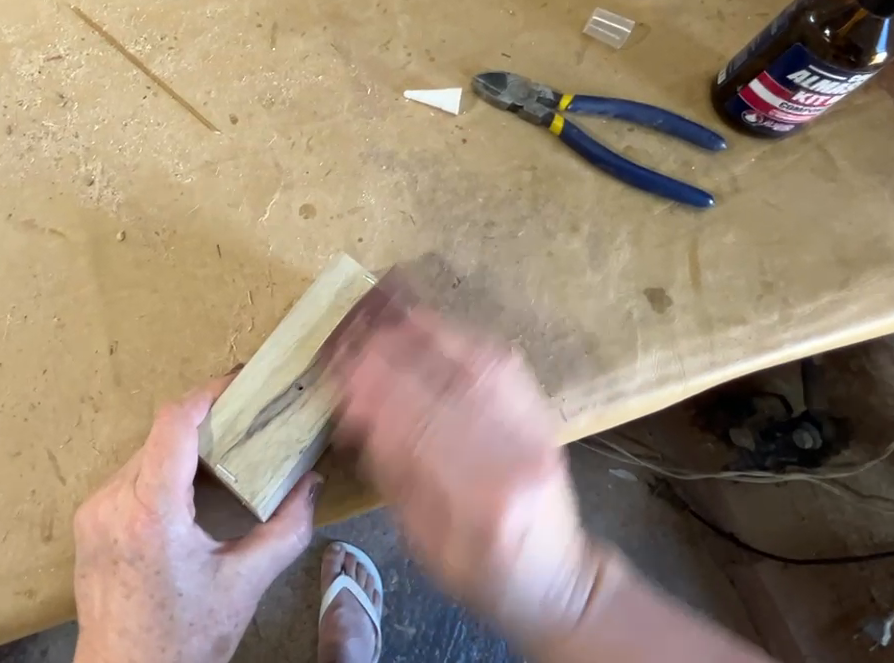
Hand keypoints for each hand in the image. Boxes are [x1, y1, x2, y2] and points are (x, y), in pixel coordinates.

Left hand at [72, 376, 319, 662]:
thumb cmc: (184, 640)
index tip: (237, 382)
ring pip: (143, 452)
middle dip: (202, 421)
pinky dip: (160, 470)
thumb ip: (285, 530)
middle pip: (161, 435)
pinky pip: (128, 475)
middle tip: (241, 419)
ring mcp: (94, 510)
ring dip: (180, 447)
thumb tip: (313, 483)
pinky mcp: (87, 521)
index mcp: (152, 512)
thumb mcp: (243, 587)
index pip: (174, 424)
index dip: (206, 393)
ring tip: (219, 453)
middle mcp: (114, 500)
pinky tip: (185, 489)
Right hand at [328, 297, 606, 646]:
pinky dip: (448, 331)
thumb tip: (357, 415)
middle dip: (384, 356)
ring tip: (370, 316)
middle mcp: (515, 456)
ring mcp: (533, 425)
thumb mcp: (423, 542)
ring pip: (465, 362)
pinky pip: (489, 354)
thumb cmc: (479, 572)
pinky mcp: (537, 404)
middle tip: (344, 337)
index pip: (414, 431)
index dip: (372, 394)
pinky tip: (415, 316)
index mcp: (480, 505)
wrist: (556, 576)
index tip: (336, 371)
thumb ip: (393, 476)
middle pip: (440, 388)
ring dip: (411, 334)